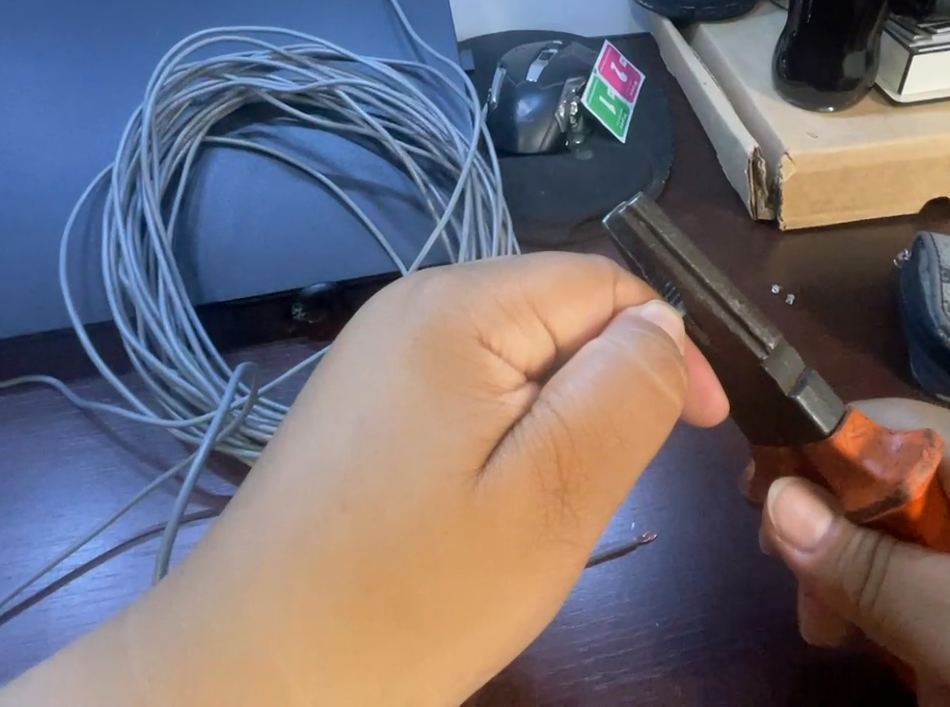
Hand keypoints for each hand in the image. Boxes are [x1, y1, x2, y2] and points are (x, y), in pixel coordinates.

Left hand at [0, 252, 727, 705]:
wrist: (249, 675)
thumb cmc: (412, 594)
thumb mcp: (553, 496)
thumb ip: (626, 392)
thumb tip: (664, 321)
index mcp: (460, 305)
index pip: (601, 282)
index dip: (664, 342)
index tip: (700, 426)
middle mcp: (415, 301)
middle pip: (556, 309)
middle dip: (606, 380)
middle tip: (608, 479)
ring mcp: (382, 347)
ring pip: (516, 349)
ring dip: (557, 409)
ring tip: (548, 495)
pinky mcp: (366, 393)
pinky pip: (468, 380)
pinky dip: (506, 425)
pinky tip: (487, 494)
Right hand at [760, 399, 949, 705]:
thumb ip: (886, 575)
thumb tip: (773, 501)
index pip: (867, 426)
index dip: (808, 473)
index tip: (772, 549)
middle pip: (898, 484)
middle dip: (857, 557)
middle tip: (832, 637)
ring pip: (941, 541)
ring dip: (912, 607)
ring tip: (931, 686)